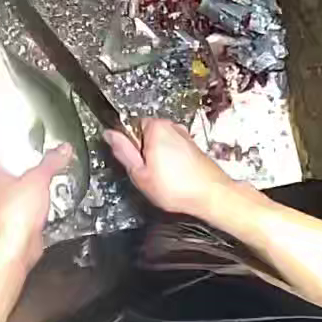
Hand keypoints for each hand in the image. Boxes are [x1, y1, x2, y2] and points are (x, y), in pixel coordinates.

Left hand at [0, 145, 72, 268]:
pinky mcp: (10, 222)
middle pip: (5, 171)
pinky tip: (45, 201)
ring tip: (47, 177)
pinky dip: (33, 203)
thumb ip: (51, 162)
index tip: (22, 139)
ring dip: (28, 186)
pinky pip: (23, 207)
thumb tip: (63, 148)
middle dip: (22, 165)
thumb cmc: (14, 212)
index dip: (7, 144)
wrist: (13, 248)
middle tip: (39, 157)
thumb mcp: (38, 179)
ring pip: (14, 190)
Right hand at [105, 118, 244, 219]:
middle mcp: (171, 126)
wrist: (211, 195)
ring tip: (163, 178)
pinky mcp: (192, 146)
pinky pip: (173, 150)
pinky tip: (175, 178)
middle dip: (144, 152)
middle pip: (145, 135)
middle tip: (147, 173)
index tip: (135, 163)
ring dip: (158, 158)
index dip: (129, 147)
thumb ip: (123, 151)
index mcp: (155, 127)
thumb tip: (110, 135)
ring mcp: (183, 135)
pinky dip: (171, 162)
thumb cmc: (178, 187)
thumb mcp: (140, 173)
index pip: (129, 127)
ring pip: (160, 144)